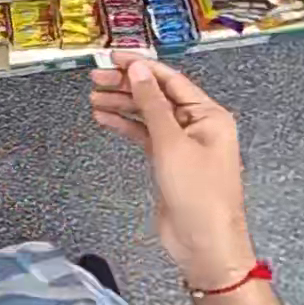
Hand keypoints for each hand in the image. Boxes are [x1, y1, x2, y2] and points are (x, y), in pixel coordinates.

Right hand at [90, 51, 256, 291]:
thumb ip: (152, 103)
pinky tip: (105, 117)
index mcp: (208, 115)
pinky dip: (124, 124)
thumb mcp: (172, 143)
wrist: (205, 246)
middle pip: (156, 95)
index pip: (170, 79)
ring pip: (147, 113)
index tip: (115, 58)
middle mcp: (197, 125)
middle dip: (126, 85)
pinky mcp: (169, 160)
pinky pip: (143, 133)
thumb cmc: (200, 197)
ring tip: (94, 96)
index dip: (141, 66)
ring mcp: (182, 143)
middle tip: (97, 78)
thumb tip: (138, 70)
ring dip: (121, 104)